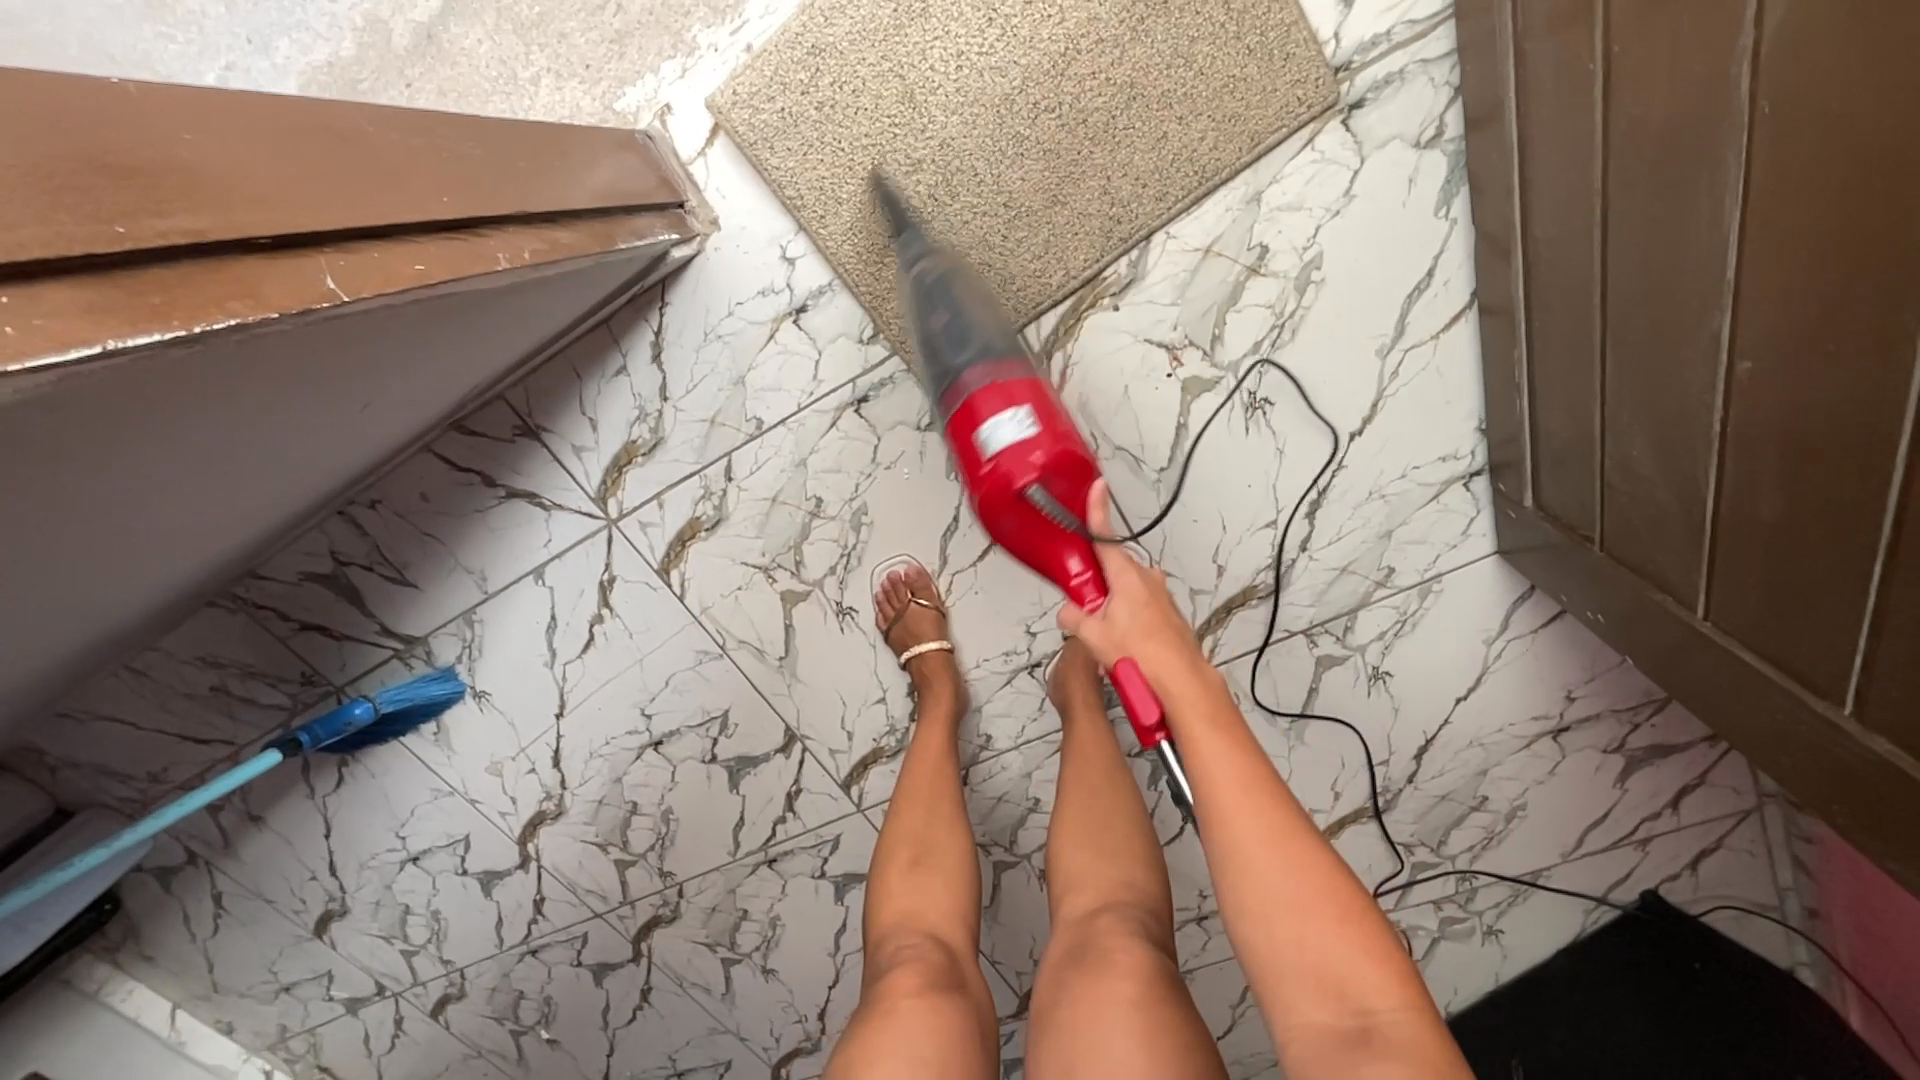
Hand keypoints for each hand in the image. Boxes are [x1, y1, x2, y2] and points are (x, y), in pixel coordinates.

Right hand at [1057, 480, 1210, 691]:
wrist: (1180, 680)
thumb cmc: (1145, 656)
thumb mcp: (1093, 636)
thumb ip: (1074, 617)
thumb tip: (1067, 612)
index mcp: (1126, 576)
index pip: (1106, 536)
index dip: (1099, 510)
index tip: (1098, 488)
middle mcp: (1147, 580)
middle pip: (1113, 567)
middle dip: (1096, 582)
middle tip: (1084, 606)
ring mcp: (1160, 596)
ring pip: (1127, 589)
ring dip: (1113, 603)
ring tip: (1106, 634)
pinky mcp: (1168, 614)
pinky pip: (1140, 606)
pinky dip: (1128, 616)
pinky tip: (1124, 642)